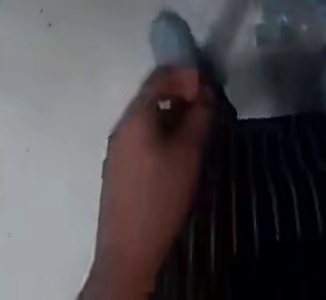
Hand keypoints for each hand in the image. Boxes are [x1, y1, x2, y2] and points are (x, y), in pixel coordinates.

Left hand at [85, 67, 215, 297]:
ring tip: (196, 127)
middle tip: (206, 105)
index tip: (208, 85)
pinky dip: (162, 130)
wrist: (127, 252)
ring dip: (172, 113)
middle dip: (181, 93)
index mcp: (135, 116)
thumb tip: (206, 92)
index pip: (160, 77)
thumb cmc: (161, 196)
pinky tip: (178, 149)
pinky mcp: (118, 168)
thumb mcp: (189, 152)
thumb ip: (200, 116)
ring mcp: (117, 148)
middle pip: (151, 95)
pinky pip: (141, 135)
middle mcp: (122, 125)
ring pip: (147, 116)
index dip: (186, 74)